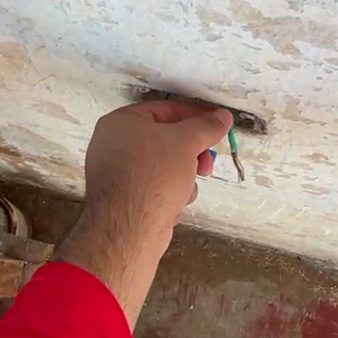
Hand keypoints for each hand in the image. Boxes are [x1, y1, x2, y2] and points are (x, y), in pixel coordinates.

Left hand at [54, 100, 231, 327]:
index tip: (218, 125)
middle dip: (191, 153)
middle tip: (207, 162)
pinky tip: (176, 204)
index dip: (195, 116)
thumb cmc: (153, 175)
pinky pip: (156, 188)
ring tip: (188, 187)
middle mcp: (115, 146)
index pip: (165, 110)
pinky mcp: (127, 200)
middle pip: (165, 140)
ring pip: (164, 167)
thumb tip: (223, 117)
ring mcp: (120, 175)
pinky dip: (171, 194)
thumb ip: (206, 127)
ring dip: (184, 176)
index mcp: (121, 122)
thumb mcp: (185, 142)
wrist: (131, 228)